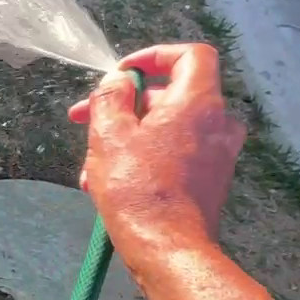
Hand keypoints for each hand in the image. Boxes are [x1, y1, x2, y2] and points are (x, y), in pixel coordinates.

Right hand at [67, 43, 245, 252]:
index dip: (153, 56)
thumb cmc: (135, 185)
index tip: (120, 73)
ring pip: (165, 126)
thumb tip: (118, 80)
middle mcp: (218, 122)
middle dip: (123, 103)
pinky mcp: (209, 176)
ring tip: (90, 162)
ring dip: (125, 134)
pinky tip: (108, 179)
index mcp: (198, 104)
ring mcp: (218, 151)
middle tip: (81, 119)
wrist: (166, 244)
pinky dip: (142, 154)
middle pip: (169, 94)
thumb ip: (111, 98)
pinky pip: (173, 150)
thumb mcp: (109, 134)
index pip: (190, 56)